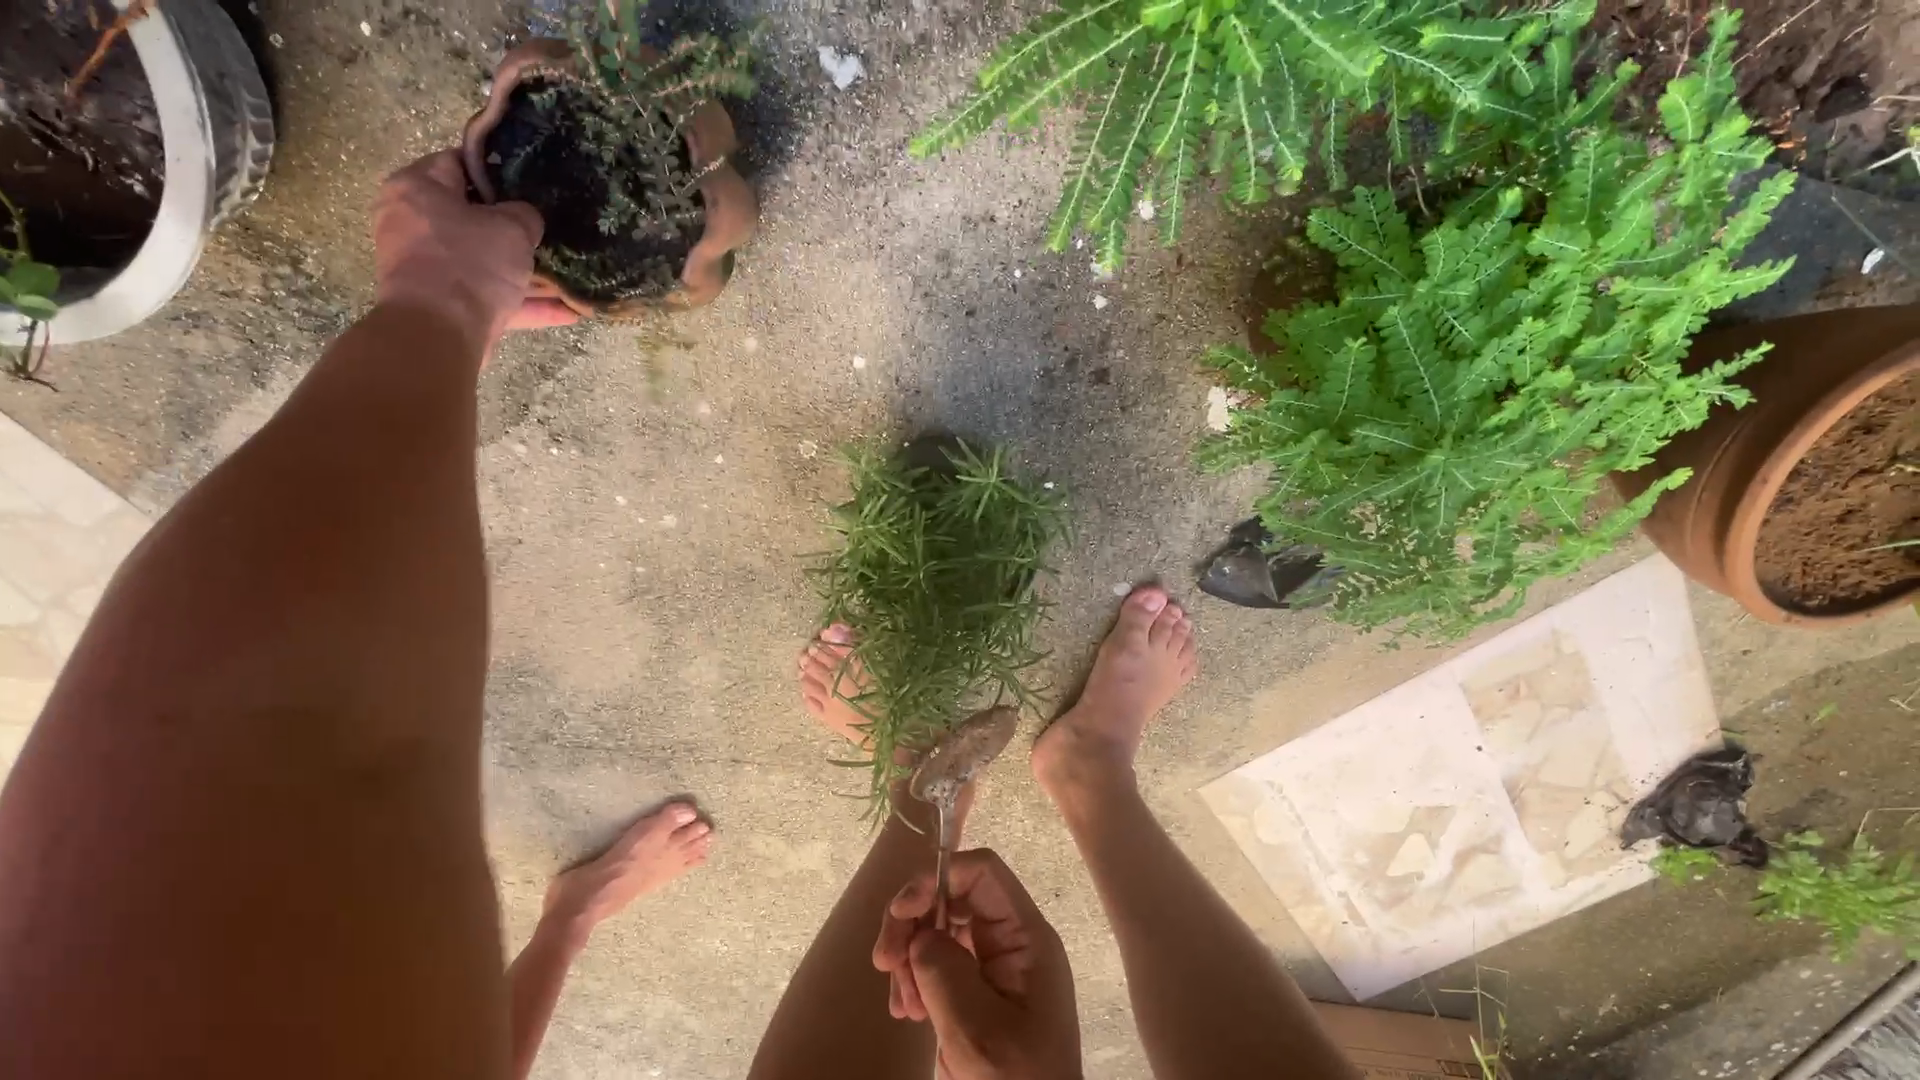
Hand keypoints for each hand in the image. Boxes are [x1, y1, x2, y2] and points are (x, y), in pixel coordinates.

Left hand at [371, 151, 576, 350]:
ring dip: (527, 272)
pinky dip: (527, 304)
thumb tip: (525, 218)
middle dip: (513, 227)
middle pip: (473, 218)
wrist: (441, 329)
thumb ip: (524, 215)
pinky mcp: (447, 304)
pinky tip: (569, 311)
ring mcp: (431, 268)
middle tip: (549, 226)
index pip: (457, 163)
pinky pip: (492, 298)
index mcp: (417, 188)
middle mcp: (415, 224)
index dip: (496, 169)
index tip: (529, 179)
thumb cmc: (470, 261)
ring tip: (568, 274)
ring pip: (487, 262)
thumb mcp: (511, 228)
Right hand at [874, 849, 1081, 1079]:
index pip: (983, 873)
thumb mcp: (978, 1030)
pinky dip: (914, 979)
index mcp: (1026, 937)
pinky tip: (906, 1012)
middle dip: (912, 923)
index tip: (901, 910)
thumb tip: (919, 935)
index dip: (939, 876)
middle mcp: (1011, 942)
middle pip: (952, 898)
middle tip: (884, 962)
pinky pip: (937, 964)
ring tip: (902, 1005)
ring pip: (938, 930)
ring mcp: (993, 966)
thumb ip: (945, 972)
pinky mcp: (976, 991)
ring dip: (909, 957)